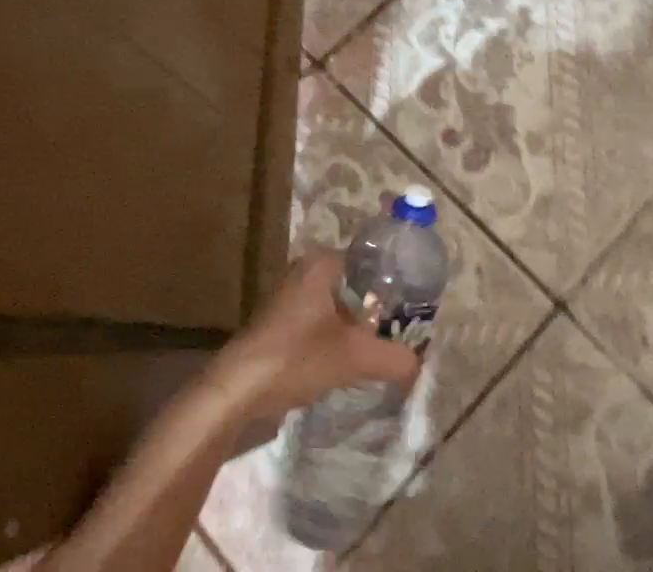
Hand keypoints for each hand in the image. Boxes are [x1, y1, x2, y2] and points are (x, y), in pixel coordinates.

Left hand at [209, 253, 421, 419]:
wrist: (236, 392)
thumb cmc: (296, 357)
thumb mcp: (355, 357)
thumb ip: (393, 357)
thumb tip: (417, 362)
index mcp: (321, 264)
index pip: (372, 261)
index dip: (397, 282)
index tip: (417, 305)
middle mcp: (305, 273)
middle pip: (357, 286)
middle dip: (380, 308)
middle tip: (406, 330)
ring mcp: (290, 300)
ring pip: (339, 308)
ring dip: (359, 327)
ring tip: (386, 347)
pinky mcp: (280, 327)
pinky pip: (323, 326)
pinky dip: (339, 340)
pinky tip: (354, 362)